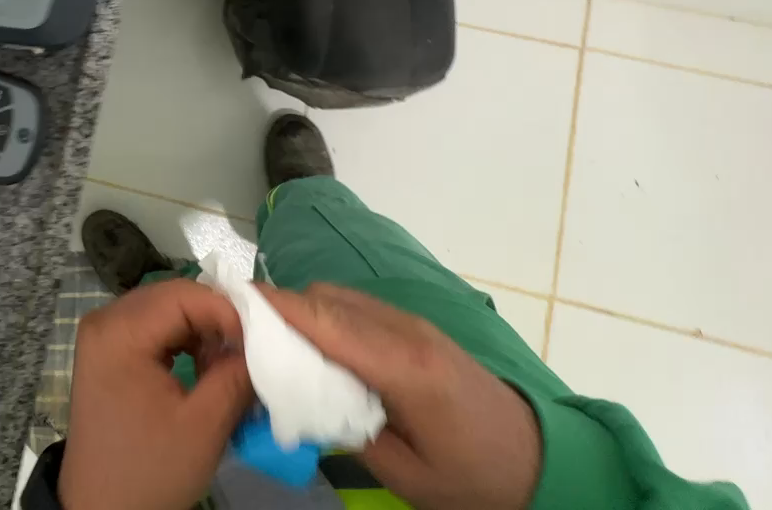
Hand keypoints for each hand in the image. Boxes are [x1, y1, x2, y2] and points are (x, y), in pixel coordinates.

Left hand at [59, 278, 254, 509]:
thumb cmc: (149, 471)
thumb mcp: (203, 427)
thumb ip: (234, 377)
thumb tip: (263, 344)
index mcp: (119, 332)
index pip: (182, 295)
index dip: (226, 311)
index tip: (261, 341)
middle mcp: (104, 319)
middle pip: (170, 297)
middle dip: (214, 319)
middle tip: (249, 350)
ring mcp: (101, 333)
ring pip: (162, 309)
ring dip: (199, 329)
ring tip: (226, 364)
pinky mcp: (106, 349)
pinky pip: (149, 326)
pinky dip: (180, 339)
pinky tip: (201, 366)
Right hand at [260, 284, 540, 509]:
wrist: (542, 460)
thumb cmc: (473, 476)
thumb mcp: (406, 473)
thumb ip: (347, 427)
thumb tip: (296, 395)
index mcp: (403, 368)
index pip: (324, 320)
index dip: (274, 305)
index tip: (229, 301)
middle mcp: (403, 330)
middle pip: (323, 299)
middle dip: (276, 305)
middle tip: (236, 325)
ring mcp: (408, 321)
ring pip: (335, 295)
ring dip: (297, 307)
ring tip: (266, 335)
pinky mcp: (410, 323)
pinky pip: (352, 304)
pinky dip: (320, 312)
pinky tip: (308, 339)